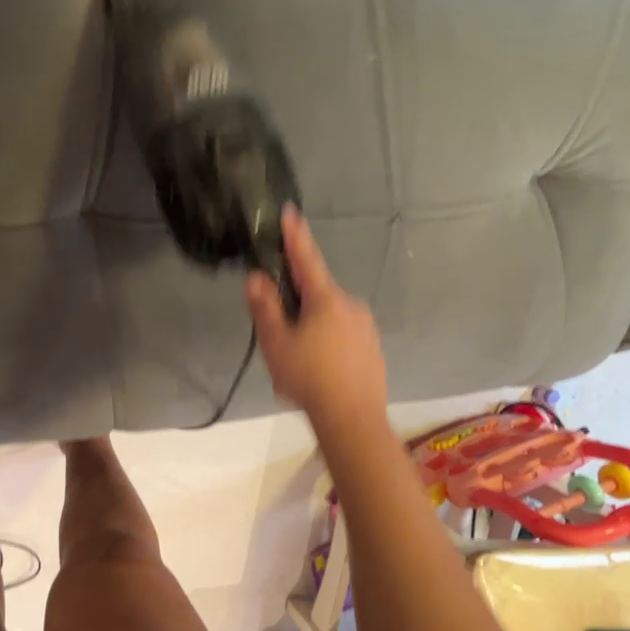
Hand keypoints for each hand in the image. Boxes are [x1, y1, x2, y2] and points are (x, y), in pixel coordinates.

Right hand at [246, 207, 389, 428]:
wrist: (353, 418)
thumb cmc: (309, 378)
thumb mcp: (276, 344)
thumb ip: (265, 308)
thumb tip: (256, 277)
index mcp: (325, 299)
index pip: (306, 259)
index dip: (295, 236)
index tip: (290, 212)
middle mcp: (350, 305)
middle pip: (316, 296)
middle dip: (296, 307)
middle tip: (278, 336)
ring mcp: (366, 327)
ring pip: (328, 320)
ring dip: (310, 331)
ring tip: (297, 364)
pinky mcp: (373, 348)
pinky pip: (342, 338)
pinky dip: (327, 347)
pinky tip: (317, 374)